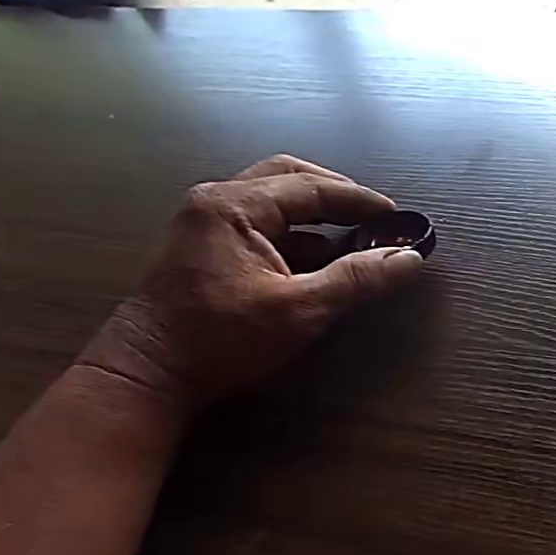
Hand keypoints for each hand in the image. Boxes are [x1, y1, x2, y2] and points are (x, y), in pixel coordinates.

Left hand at [81, 155, 426, 410]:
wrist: (147, 375)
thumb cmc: (220, 340)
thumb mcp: (297, 311)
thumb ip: (354, 281)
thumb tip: (408, 259)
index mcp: (235, 205)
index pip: (310, 188)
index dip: (358, 199)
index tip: (395, 214)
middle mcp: (216, 202)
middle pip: (286, 179)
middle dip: (333, 194)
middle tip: (371, 215)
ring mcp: (205, 223)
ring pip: (270, 201)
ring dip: (312, 214)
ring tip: (350, 234)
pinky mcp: (203, 248)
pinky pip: (257, 225)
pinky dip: (291, 234)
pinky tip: (313, 258)